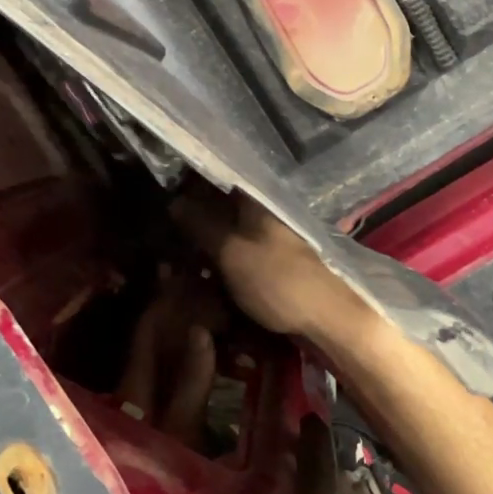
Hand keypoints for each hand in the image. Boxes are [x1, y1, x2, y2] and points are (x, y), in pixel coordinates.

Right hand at [170, 184, 374, 343]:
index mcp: (256, 198)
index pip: (216, 176)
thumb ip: (201, 224)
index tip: (161, 189)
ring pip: (230, 228)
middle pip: (221, 202)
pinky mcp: (277, 261)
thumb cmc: (279, 279)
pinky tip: (203, 268)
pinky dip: (222, 256)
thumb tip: (173, 201)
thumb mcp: (231, 251)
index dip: (188, 181)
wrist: (331, 317)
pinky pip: (241, 251)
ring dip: (206, 237)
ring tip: (176, 248)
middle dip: (193, 212)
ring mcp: (273, 236)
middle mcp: (265, 210)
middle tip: (162, 224)